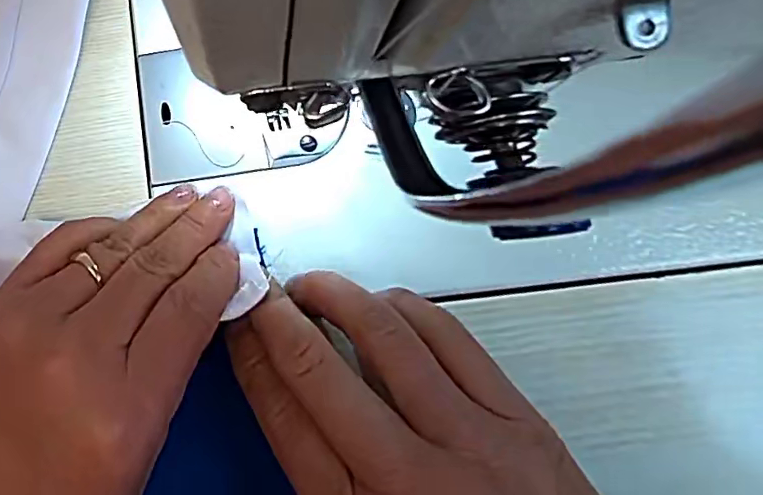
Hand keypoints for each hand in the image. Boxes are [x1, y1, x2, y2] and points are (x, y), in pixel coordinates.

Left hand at [0, 184, 241, 494]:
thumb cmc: (62, 489)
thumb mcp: (138, 448)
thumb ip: (169, 370)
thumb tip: (199, 296)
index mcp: (121, 411)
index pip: (182, 315)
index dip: (212, 274)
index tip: (231, 253)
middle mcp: (76, 354)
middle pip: (149, 271)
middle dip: (192, 232)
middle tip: (219, 203)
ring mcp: (34, 319)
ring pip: (108, 249)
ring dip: (151, 219)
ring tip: (183, 198)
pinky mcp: (4, 300)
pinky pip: (60, 245)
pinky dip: (96, 226)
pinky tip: (124, 218)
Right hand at [226, 272, 597, 494]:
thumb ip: (319, 471)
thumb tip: (276, 390)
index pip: (284, 414)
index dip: (251, 354)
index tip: (238, 322)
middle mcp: (418, 483)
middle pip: (318, 366)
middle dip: (277, 313)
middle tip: (261, 291)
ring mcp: (477, 447)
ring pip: (382, 331)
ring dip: (334, 294)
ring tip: (314, 288)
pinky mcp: (524, 424)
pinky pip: (447, 332)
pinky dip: (401, 305)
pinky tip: (383, 305)